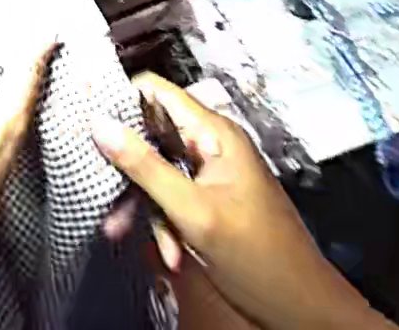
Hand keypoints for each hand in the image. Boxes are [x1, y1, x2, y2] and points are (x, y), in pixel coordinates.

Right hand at [93, 74, 396, 329]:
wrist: (309, 315)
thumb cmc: (259, 259)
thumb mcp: (193, 212)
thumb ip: (145, 167)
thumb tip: (98, 123)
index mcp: (212, 131)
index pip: (154, 91)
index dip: (120, 100)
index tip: (89, 122)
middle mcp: (209, 141)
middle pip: (151, 132)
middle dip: (129, 168)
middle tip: (104, 191)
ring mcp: (209, 170)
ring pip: (157, 168)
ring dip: (145, 203)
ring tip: (129, 233)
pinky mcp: (208, 196)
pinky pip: (171, 194)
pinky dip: (163, 220)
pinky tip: (168, 253)